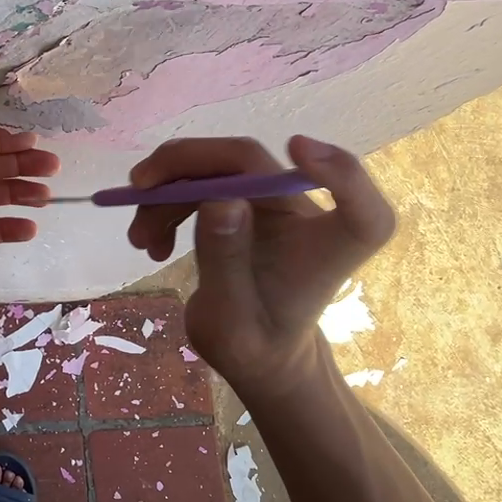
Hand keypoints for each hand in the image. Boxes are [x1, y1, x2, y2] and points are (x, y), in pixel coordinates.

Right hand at [127, 136, 394, 391]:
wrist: (254, 351)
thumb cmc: (255, 347)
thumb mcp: (231, 322)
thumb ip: (226, 262)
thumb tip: (220, 199)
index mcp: (327, 249)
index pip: (363, 208)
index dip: (340, 173)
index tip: (297, 149)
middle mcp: (304, 213)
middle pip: (251, 161)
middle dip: (189, 163)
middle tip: (139, 185)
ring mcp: (271, 203)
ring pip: (213, 168)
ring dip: (165, 190)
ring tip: (139, 239)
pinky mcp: (243, 200)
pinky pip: (199, 182)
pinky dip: (166, 202)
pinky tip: (151, 242)